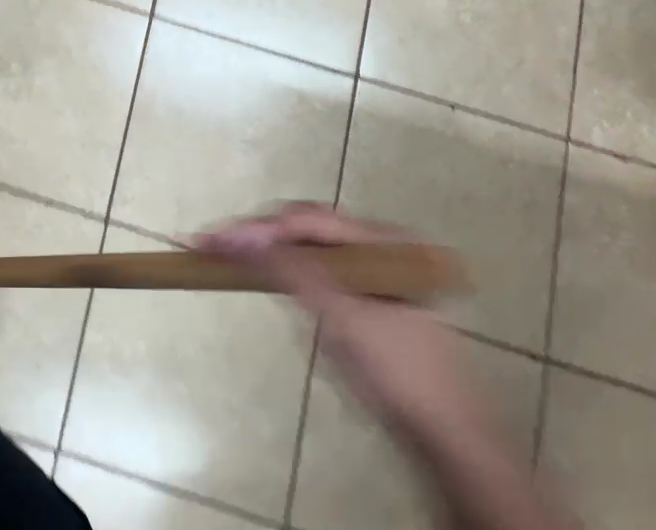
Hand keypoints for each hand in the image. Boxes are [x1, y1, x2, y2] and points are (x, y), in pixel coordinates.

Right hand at [199, 204, 489, 442]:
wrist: (446, 435)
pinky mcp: (363, 296)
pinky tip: (255, 271)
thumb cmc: (397, 373)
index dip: (254, 228)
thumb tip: (237, 235)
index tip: (209, 240)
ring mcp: (374, 272)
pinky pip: (313, 267)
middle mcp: (382, 247)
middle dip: (255, 234)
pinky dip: (280, 267)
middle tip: (210, 247)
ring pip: (305, 245)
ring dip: (263, 248)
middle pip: (304, 227)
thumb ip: (289, 270)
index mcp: (387, 242)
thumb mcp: (339, 317)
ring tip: (222, 254)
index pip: (306, 220)